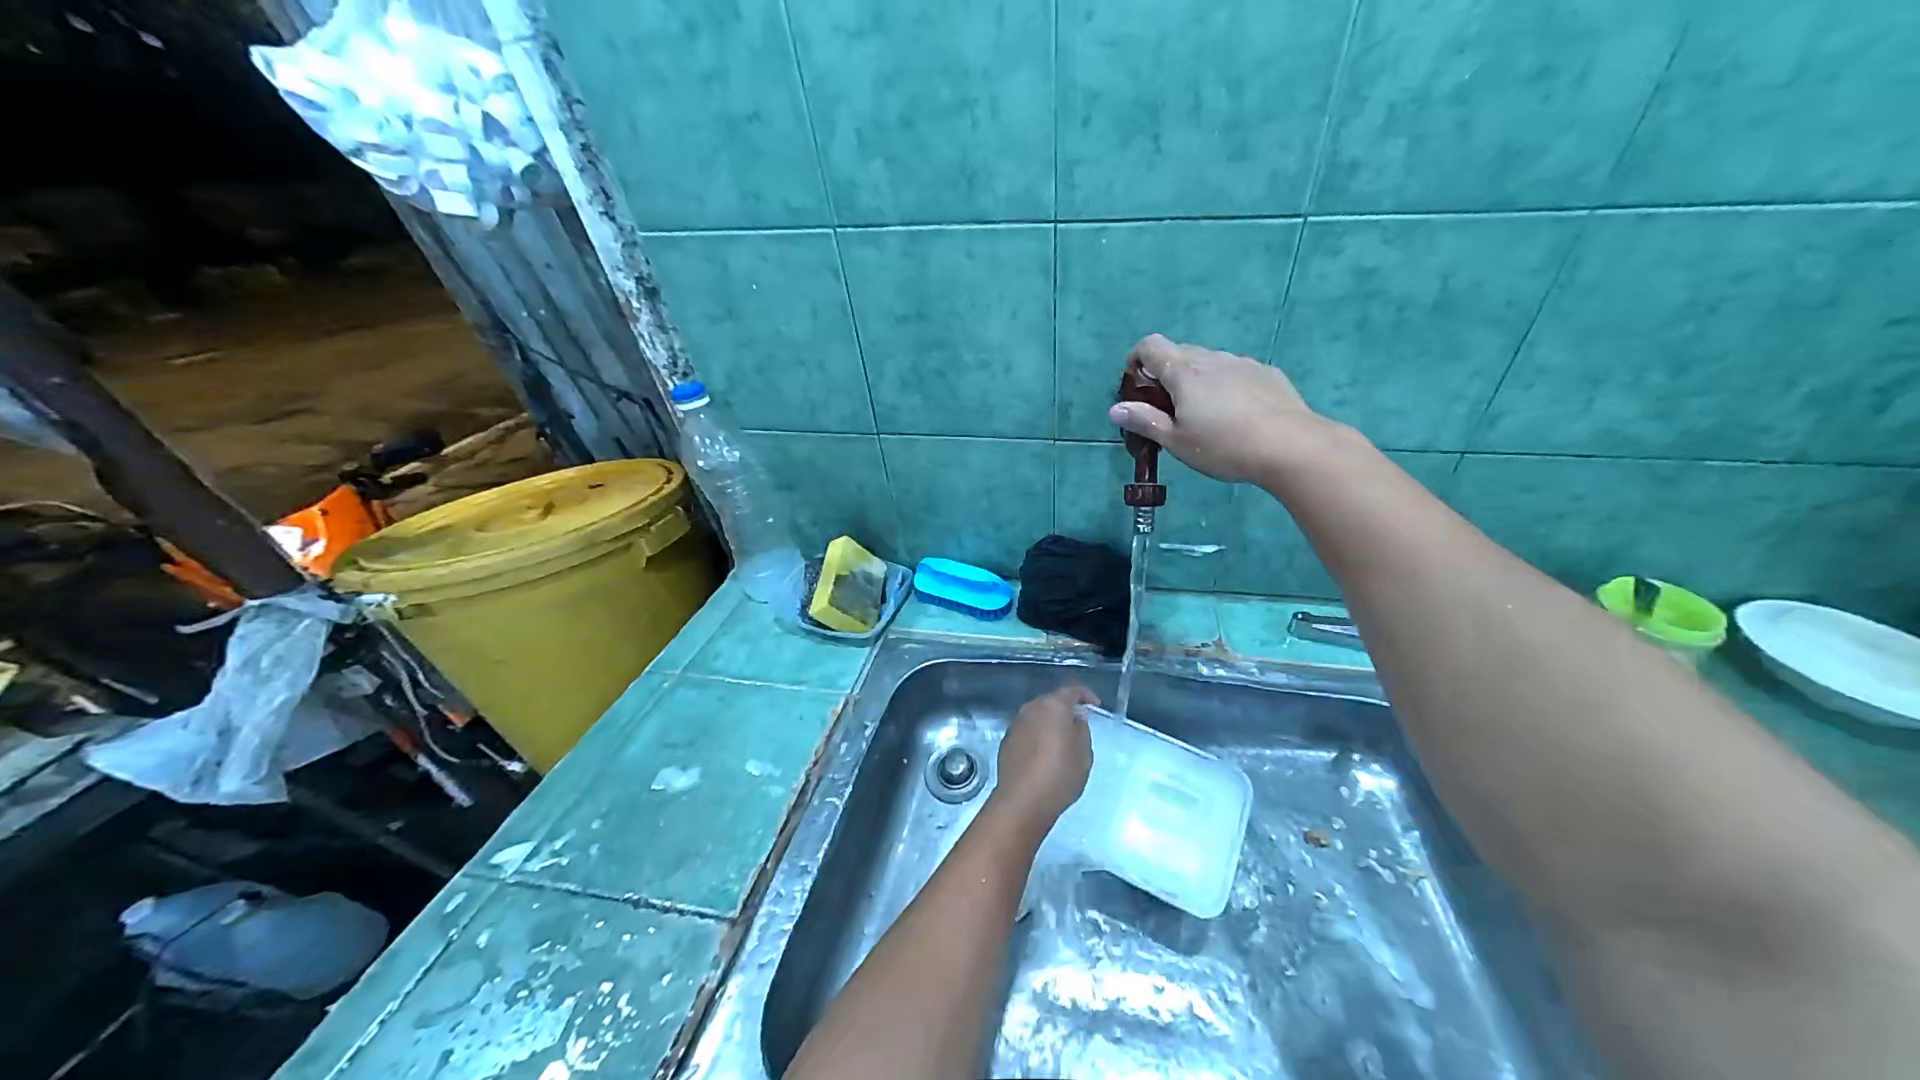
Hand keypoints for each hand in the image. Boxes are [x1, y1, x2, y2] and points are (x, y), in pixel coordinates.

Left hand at [993, 683, 1096, 826]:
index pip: (1072, 690)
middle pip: (1052, 701)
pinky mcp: (1007, 740)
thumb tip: (1075, 718)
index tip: (1095, 705)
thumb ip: (1082, 730)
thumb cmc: (1060, 774)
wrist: (1023, 800)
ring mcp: (1016, 724)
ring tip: (1062, 740)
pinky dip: (1037, 734)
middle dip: (1066, 709)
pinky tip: (1044, 752)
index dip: (1086, 695)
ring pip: (1038, 715)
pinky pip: (1027, 730)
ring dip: (1050, 722)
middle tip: (1079, 724)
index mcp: (1053, 706)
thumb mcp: (1084, 753)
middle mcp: (1031, 708)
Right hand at [1107, 333, 1339, 483]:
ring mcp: (1242, 363)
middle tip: (1166, 409)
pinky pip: (1234, 372)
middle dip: (1165, 373)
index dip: (1135, 359)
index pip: (1150, 345)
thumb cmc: (1225, 446)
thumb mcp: (1177, 441)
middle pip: (1179, 352)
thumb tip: (1116, 409)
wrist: (1291, 446)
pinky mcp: (1266, 373)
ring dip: (1196, 379)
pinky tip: (1235, 414)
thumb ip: (1144, 421)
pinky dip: (1224, 385)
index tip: (1135, 385)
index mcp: (1184, 372)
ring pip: (1208, 362)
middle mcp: (1211, 358)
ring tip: (1203, 415)